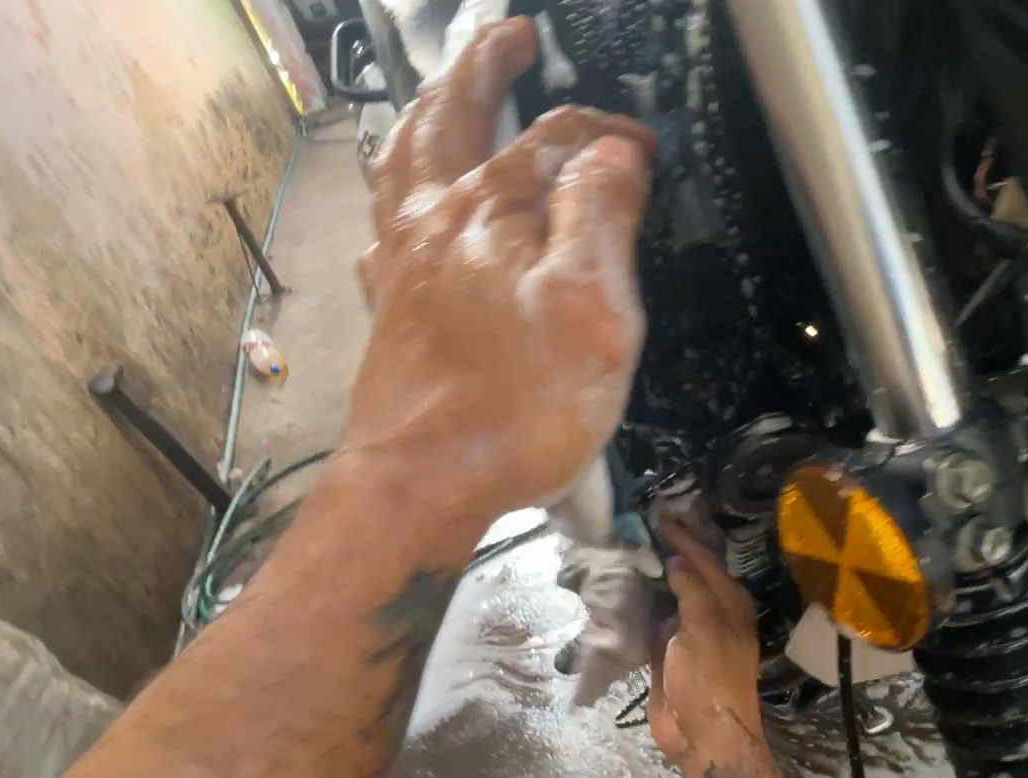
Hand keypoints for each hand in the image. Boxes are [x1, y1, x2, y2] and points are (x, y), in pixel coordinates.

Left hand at [348, 17, 657, 515]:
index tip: (644, 151)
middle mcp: (436, 222)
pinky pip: (383, 228)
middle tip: (510, 37)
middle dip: (483, 67)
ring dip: (425, 112)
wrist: (425, 482)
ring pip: (401, 161)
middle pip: (452, 118)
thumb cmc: (517, 407)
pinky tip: (406, 205)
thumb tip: (612, 153)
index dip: (605, 134)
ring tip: (444, 90)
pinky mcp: (391, 311)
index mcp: (491, 211)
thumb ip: (602, 219)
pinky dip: (396, 195)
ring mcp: (402, 265)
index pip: (555, 140)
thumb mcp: (592, 311)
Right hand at [648, 524, 767, 777]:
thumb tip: (677, 561)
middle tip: (641, 528)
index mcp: (730, 605)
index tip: (661, 518)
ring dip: (651, 577)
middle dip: (669, 553)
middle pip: (689, 575)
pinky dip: (640, 604)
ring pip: (669, 597)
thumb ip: (691, 590)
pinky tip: (622, 588)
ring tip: (627, 551)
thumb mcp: (705, 628)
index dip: (685, 540)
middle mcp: (711, 614)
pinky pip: (653, 620)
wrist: (704, 736)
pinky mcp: (667, 652)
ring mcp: (688, 633)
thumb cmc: (711, 679)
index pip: (706, 562)